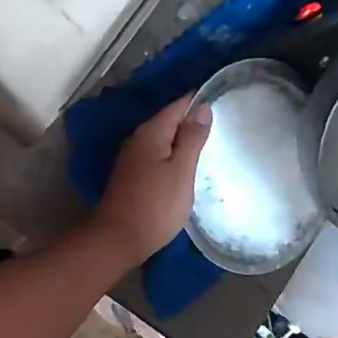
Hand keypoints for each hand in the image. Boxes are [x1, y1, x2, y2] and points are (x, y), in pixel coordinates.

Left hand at [90, 97, 212, 263]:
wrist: (119, 239)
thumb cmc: (156, 206)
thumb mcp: (181, 171)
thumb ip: (192, 139)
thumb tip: (202, 108)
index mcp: (151, 133)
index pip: (178, 106)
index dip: (197, 101)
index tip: (218, 98)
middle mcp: (137, 140)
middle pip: (167, 121)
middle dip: (189, 119)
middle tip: (218, 122)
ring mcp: (131, 159)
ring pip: (160, 139)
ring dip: (180, 138)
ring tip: (205, 142)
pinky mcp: (130, 176)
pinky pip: (155, 155)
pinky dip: (170, 154)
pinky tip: (182, 164)